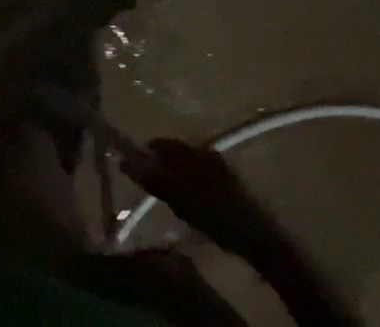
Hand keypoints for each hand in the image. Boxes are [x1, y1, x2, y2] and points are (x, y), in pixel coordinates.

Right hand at [118, 138, 284, 258]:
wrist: (257, 236)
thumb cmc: (213, 215)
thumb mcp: (175, 197)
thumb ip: (149, 177)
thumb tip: (122, 160)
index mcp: (192, 151)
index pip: (159, 143)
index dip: (144, 154)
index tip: (135, 171)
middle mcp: (205, 151)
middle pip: (173, 152)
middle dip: (160, 165)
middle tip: (153, 188)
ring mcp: (220, 166)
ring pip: (187, 164)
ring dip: (176, 175)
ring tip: (171, 198)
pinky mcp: (230, 181)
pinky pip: (200, 175)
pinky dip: (190, 183)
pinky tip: (191, 203)